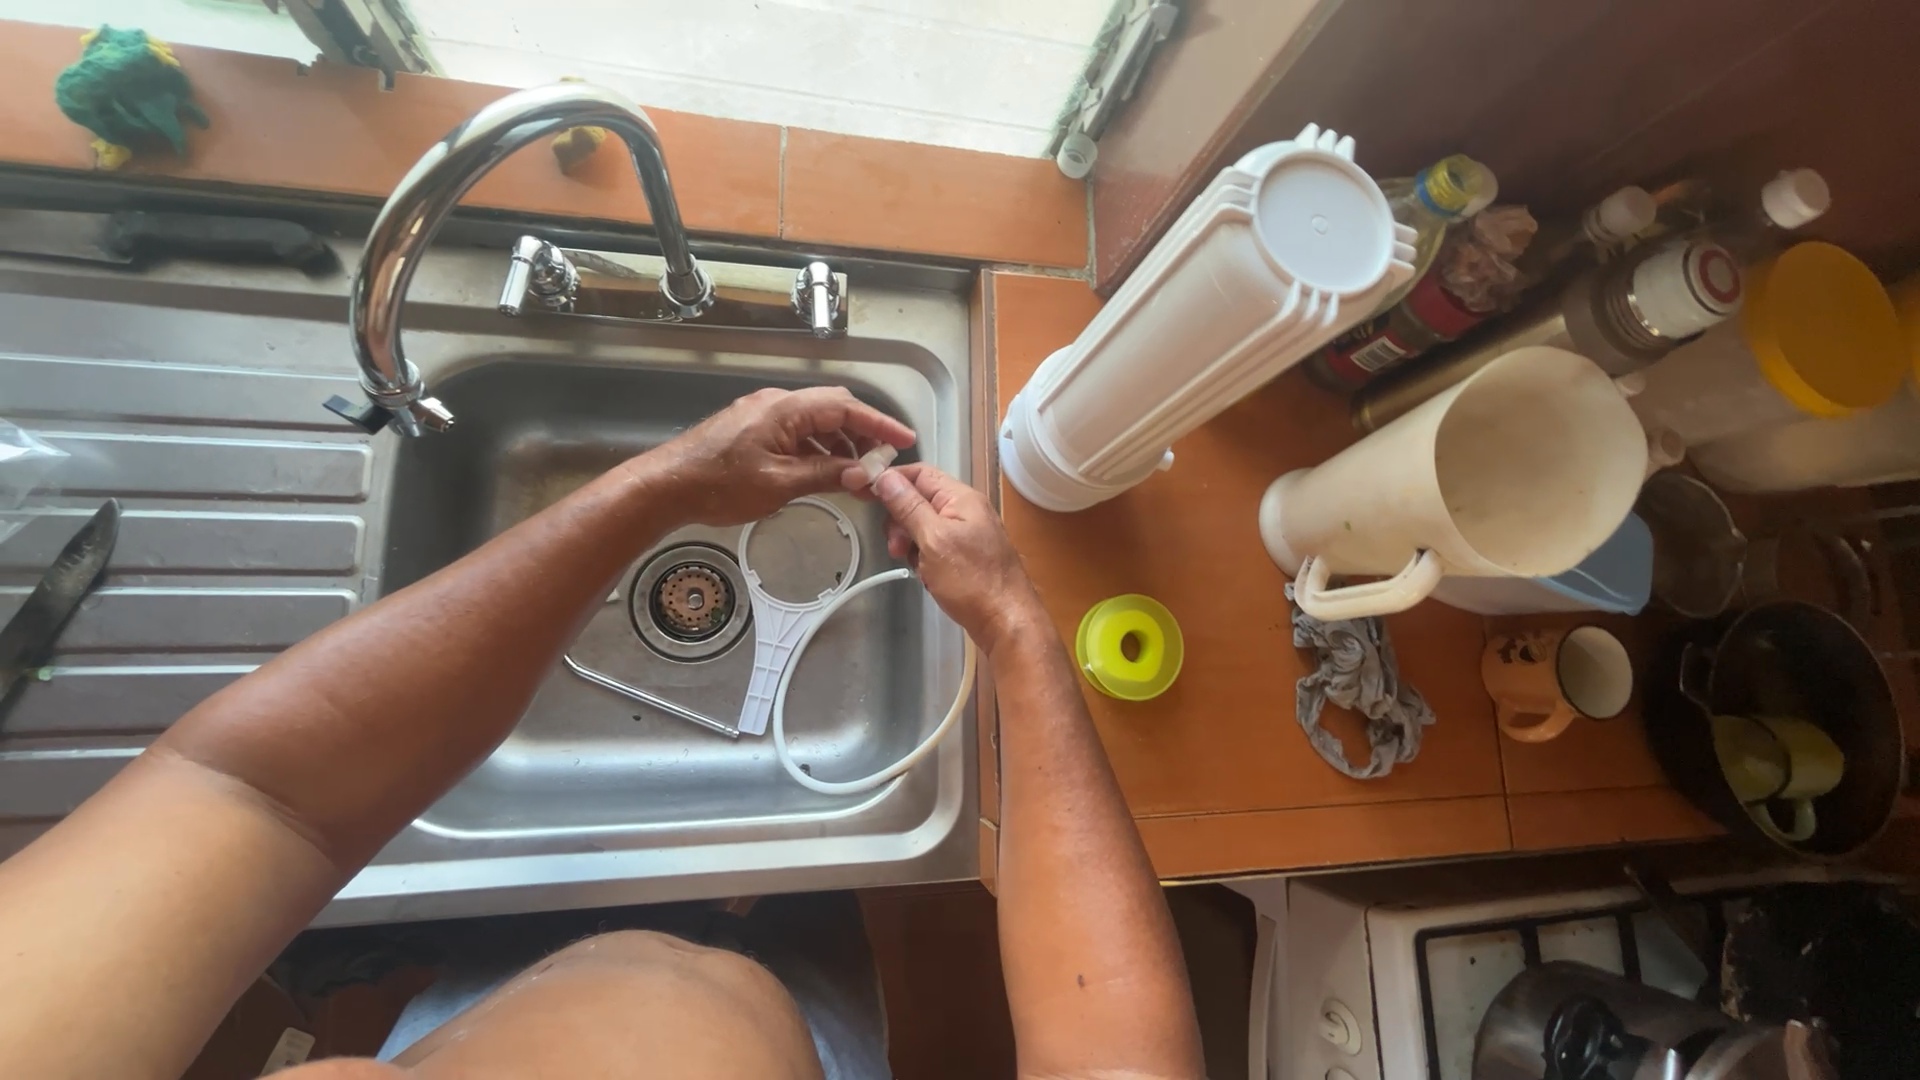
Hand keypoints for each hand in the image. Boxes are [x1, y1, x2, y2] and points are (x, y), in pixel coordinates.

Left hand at [643, 387, 914, 525]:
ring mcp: (764, 415)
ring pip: (817, 423)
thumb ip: (826, 474)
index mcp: (786, 409)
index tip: (904, 440)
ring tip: (860, 475)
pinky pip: (799, 434)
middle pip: (834, 410)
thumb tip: (864, 474)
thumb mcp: (781, 484)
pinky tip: (829, 473)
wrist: (666, 486)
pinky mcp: (755, 430)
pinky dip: (820, 450)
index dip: (880, 424)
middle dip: (864, 433)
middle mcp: (778, 404)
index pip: (846, 408)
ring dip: (842, 445)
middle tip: (884, 461)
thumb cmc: (720, 485)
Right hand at [861, 463, 1045, 650]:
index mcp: (961, 497)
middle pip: (919, 499)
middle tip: (896, 547)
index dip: (891, 480)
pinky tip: (927, 576)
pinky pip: (935, 546)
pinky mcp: (966, 556)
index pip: (919, 473)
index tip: (864, 495)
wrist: (1006, 622)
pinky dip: (924, 558)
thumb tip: (885, 476)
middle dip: (900, 520)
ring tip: (915, 566)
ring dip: (911, 543)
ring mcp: (967, 533)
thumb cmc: (972, 580)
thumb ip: (909, 507)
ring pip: (924, 526)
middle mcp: (966, 510)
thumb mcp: (933, 540)